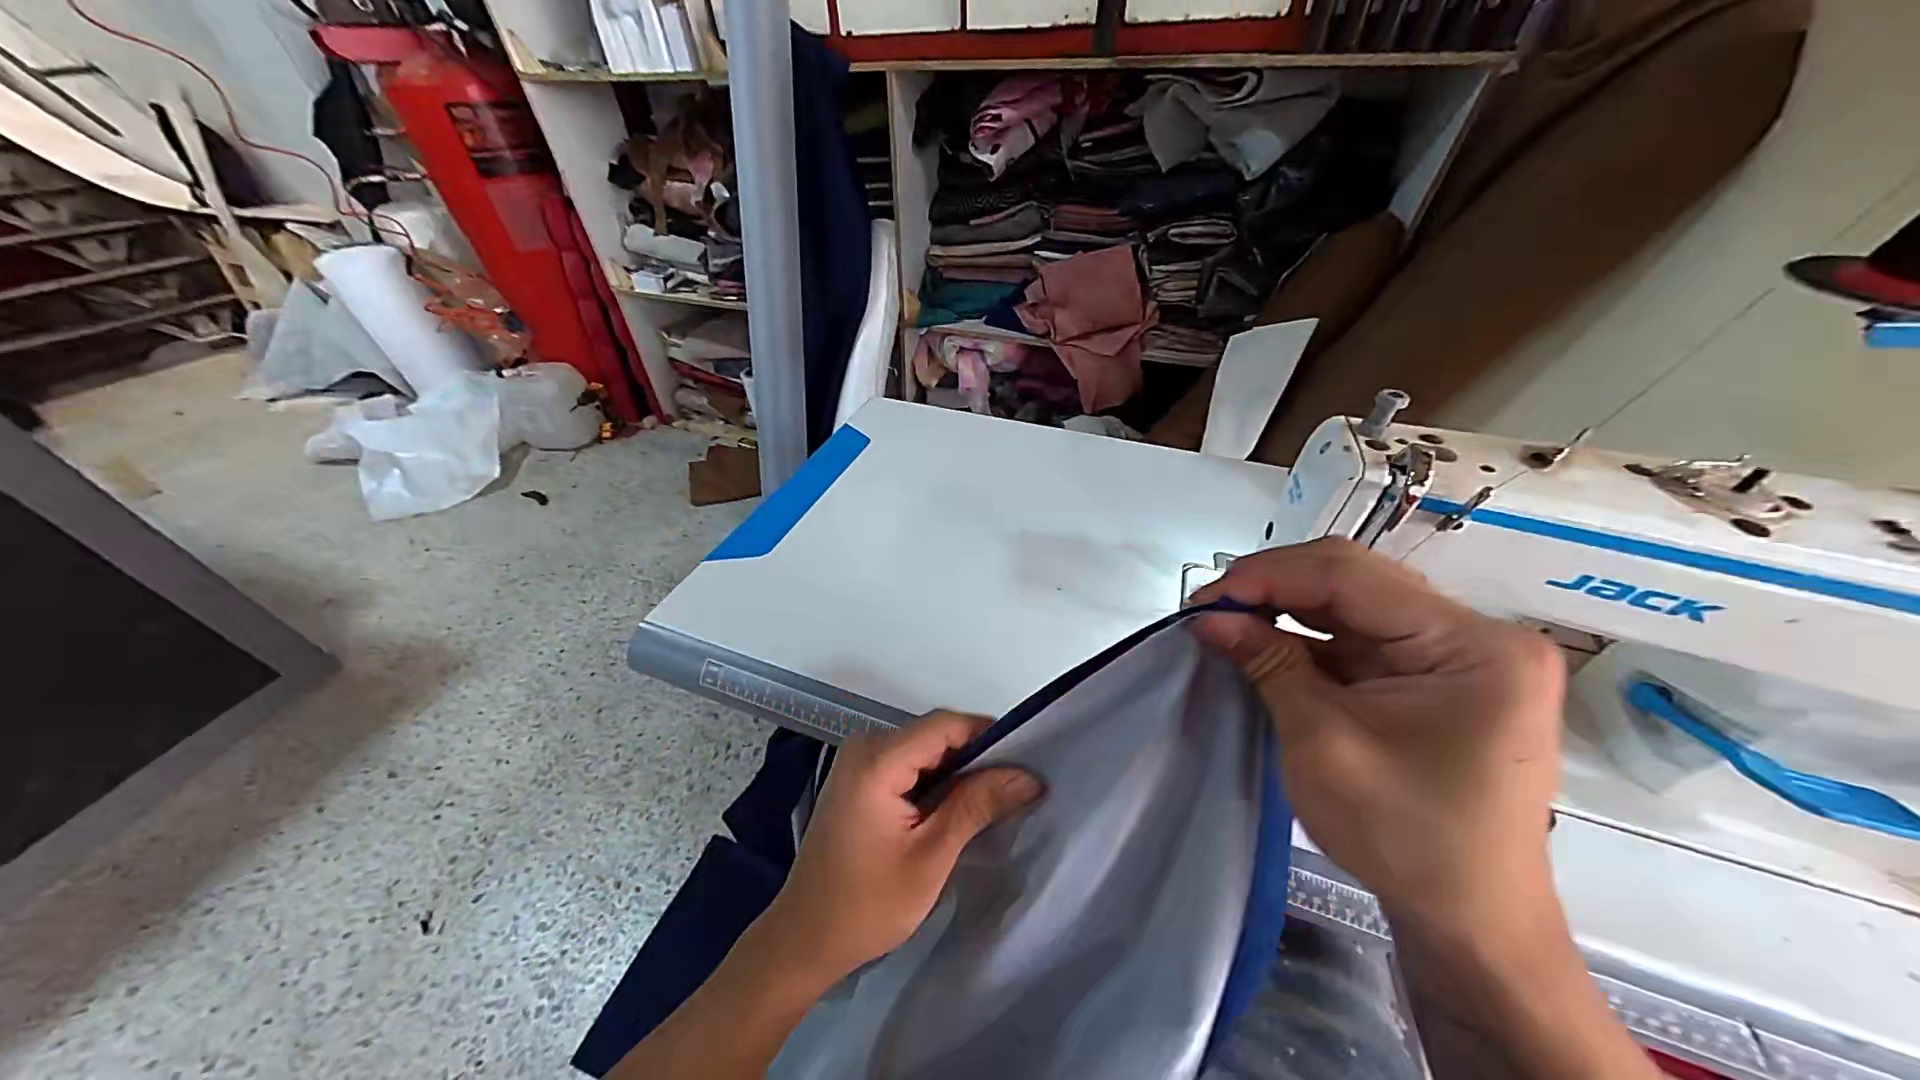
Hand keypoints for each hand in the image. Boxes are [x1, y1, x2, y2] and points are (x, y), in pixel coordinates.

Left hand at [756, 711, 1043, 984]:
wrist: (805, 939)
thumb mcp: (931, 856)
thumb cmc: (866, 904)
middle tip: (1015, 787)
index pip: (945, 725)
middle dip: (977, 757)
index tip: (1026, 762)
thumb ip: (977, 806)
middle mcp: (865, 747)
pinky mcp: (860, 779)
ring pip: (925, 750)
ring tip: (994, 800)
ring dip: (958, 771)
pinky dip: (936, 781)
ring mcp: (859, 762)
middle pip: (935, 734)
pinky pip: (909, 764)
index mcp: (876, 760)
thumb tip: (1029, 776)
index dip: (989, 736)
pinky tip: (957, 807)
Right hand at [1193, 537, 1564, 937]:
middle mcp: (1477, 635)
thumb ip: (1268, 664)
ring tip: (1229, 619)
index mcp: (1473, 646)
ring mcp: (1459, 653)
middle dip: (1275, 586)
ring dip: (1287, 607)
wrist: (1469, 918)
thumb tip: (1209, 618)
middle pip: (1357, 580)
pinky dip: (1308, 636)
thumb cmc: (1404, 837)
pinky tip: (1266, 640)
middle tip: (1212, 606)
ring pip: (1355, 602)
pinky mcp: (1437, 673)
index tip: (1205, 598)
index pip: (1352, 577)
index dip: (1269, 576)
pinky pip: (1362, 635)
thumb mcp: (1322, 743)